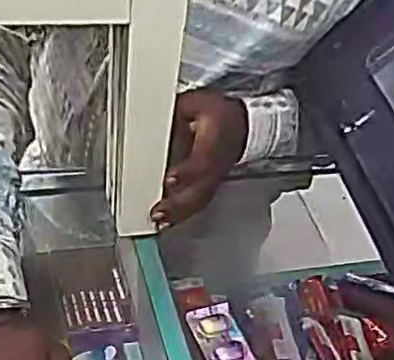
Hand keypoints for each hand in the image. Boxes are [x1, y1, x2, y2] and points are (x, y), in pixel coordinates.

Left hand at [152, 89, 248, 228]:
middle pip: (198, 191)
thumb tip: (154, 123)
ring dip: (177, 215)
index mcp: (213, 142)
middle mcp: (215, 166)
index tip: (169, 180)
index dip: (186, 173)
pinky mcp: (208, 189)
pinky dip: (182, 216)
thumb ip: (178, 113)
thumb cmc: (217, 115)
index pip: (201, 162)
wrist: (239, 128)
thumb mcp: (198, 103)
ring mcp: (213, 181)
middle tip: (157, 212)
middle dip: (177, 204)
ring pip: (197, 202)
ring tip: (159, 222)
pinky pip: (196, 206)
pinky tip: (167, 223)